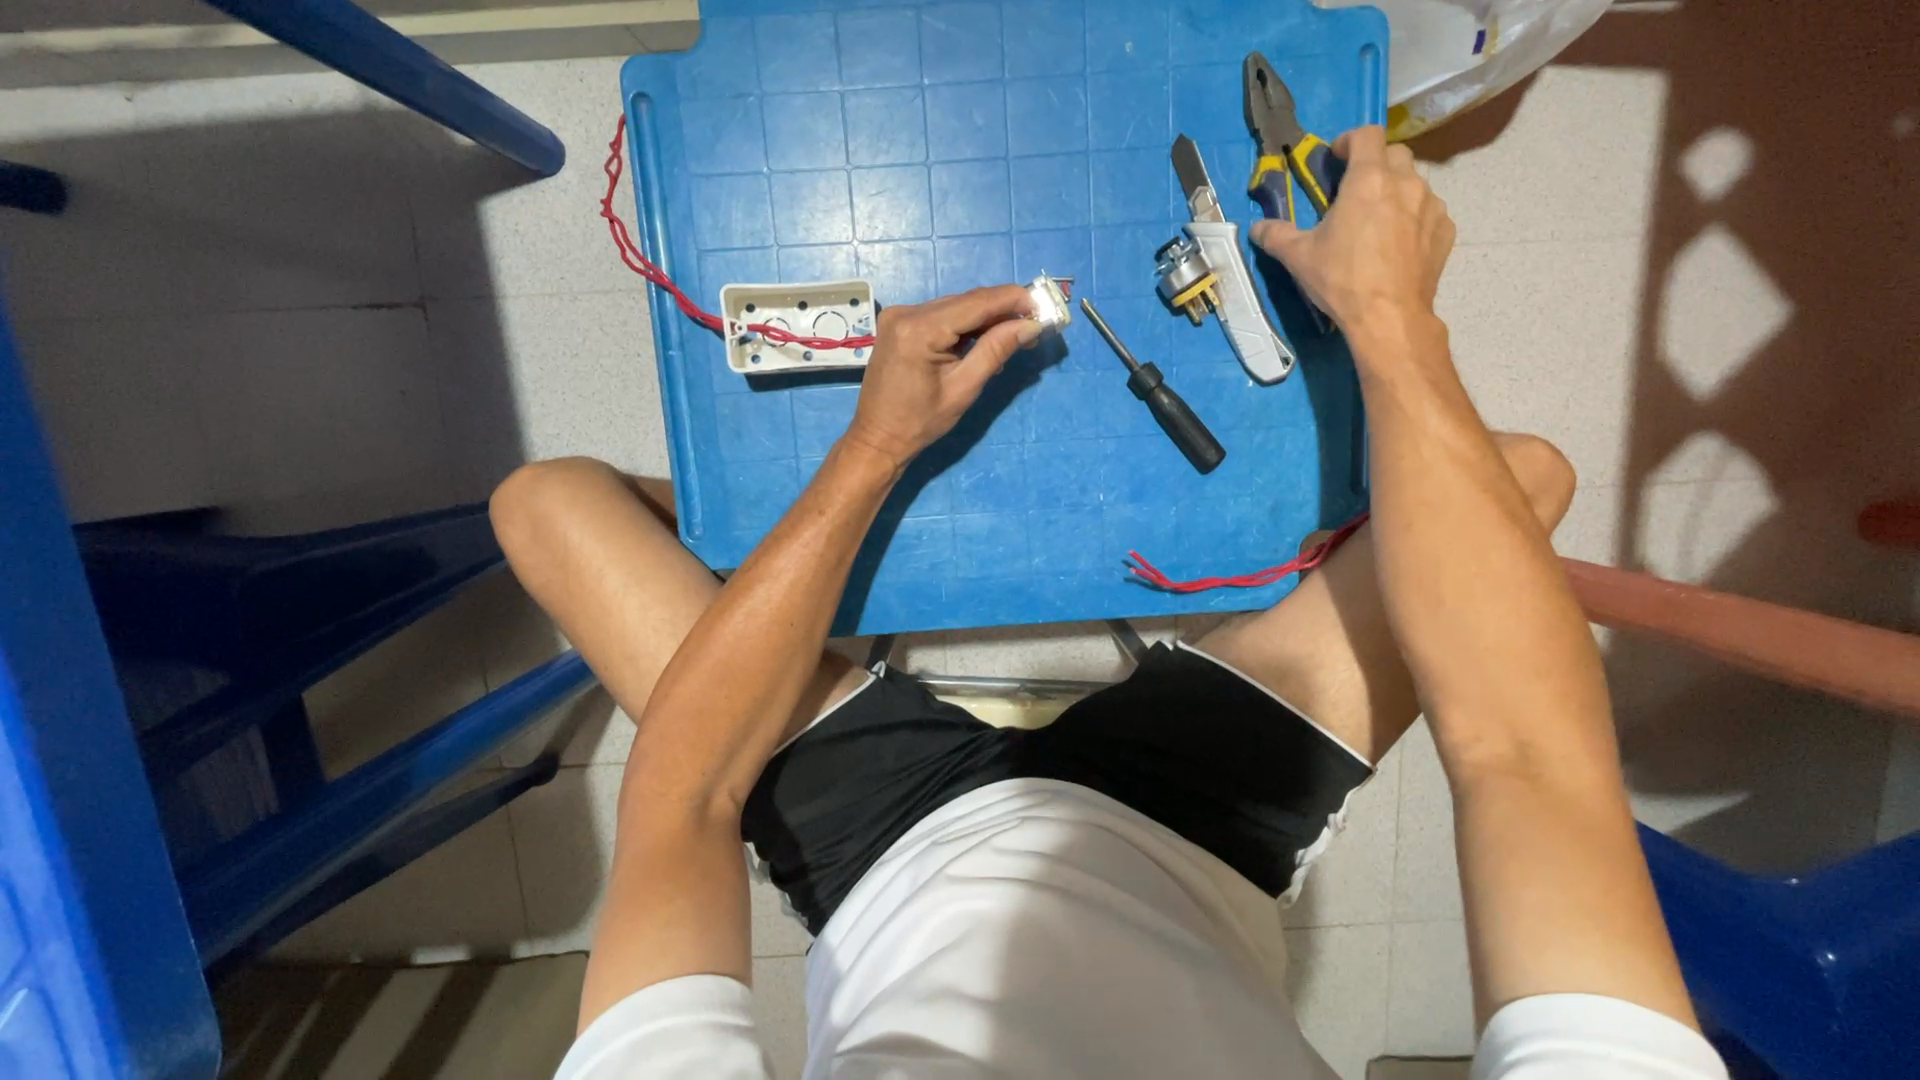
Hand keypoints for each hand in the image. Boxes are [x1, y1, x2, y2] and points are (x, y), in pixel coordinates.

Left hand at [843, 285, 1040, 467]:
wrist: (878, 438)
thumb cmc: (920, 422)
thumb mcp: (964, 388)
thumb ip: (996, 350)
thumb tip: (1031, 325)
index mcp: (919, 329)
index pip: (977, 302)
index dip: (1013, 300)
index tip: (1042, 306)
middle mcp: (906, 312)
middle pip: (967, 301)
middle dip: (1002, 311)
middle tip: (1033, 328)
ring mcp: (899, 315)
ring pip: (955, 307)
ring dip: (985, 318)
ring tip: (1013, 337)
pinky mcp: (898, 323)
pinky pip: (941, 315)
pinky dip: (964, 325)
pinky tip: (983, 340)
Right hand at [1250, 126, 1454, 337]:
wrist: (1388, 316)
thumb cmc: (1341, 279)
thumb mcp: (1299, 257)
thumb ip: (1276, 236)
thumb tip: (1257, 228)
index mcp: (1368, 180)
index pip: (1366, 135)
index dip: (1350, 140)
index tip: (1337, 157)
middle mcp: (1405, 183)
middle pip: (1394, 154)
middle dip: (1375, 163)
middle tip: (1355, 190)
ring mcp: (1431, 206)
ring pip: (1414, 183)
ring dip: (1395, 191)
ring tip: (1377, 220)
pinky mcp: (1444, 230)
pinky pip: (1429, 212)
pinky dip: (1413, 218)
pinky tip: (1398, 243)